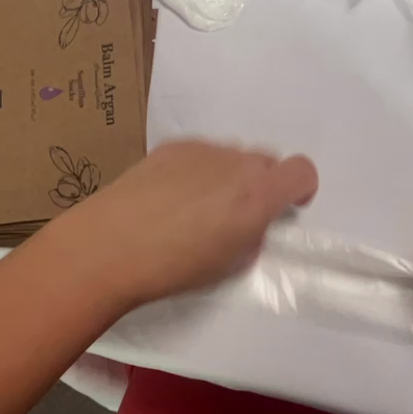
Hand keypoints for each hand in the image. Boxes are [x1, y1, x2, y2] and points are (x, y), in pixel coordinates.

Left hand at [37, 140, 317, 309]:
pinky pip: (201, 153)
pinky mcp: (172, 145)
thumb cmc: (174, 268)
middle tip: (234, 216)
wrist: (110, 245)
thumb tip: (250, 223)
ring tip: (195, 207)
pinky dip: (198, 169)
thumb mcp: (230, 264)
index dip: (299, 188)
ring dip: (228, 176)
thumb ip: (253, 234)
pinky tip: (170, 195)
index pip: (302, 170)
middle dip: (260, 184)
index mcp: (257, 195)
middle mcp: (236, 162)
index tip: (285, 208)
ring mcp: (202, 148)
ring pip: (232, 156)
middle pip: (266, 161)